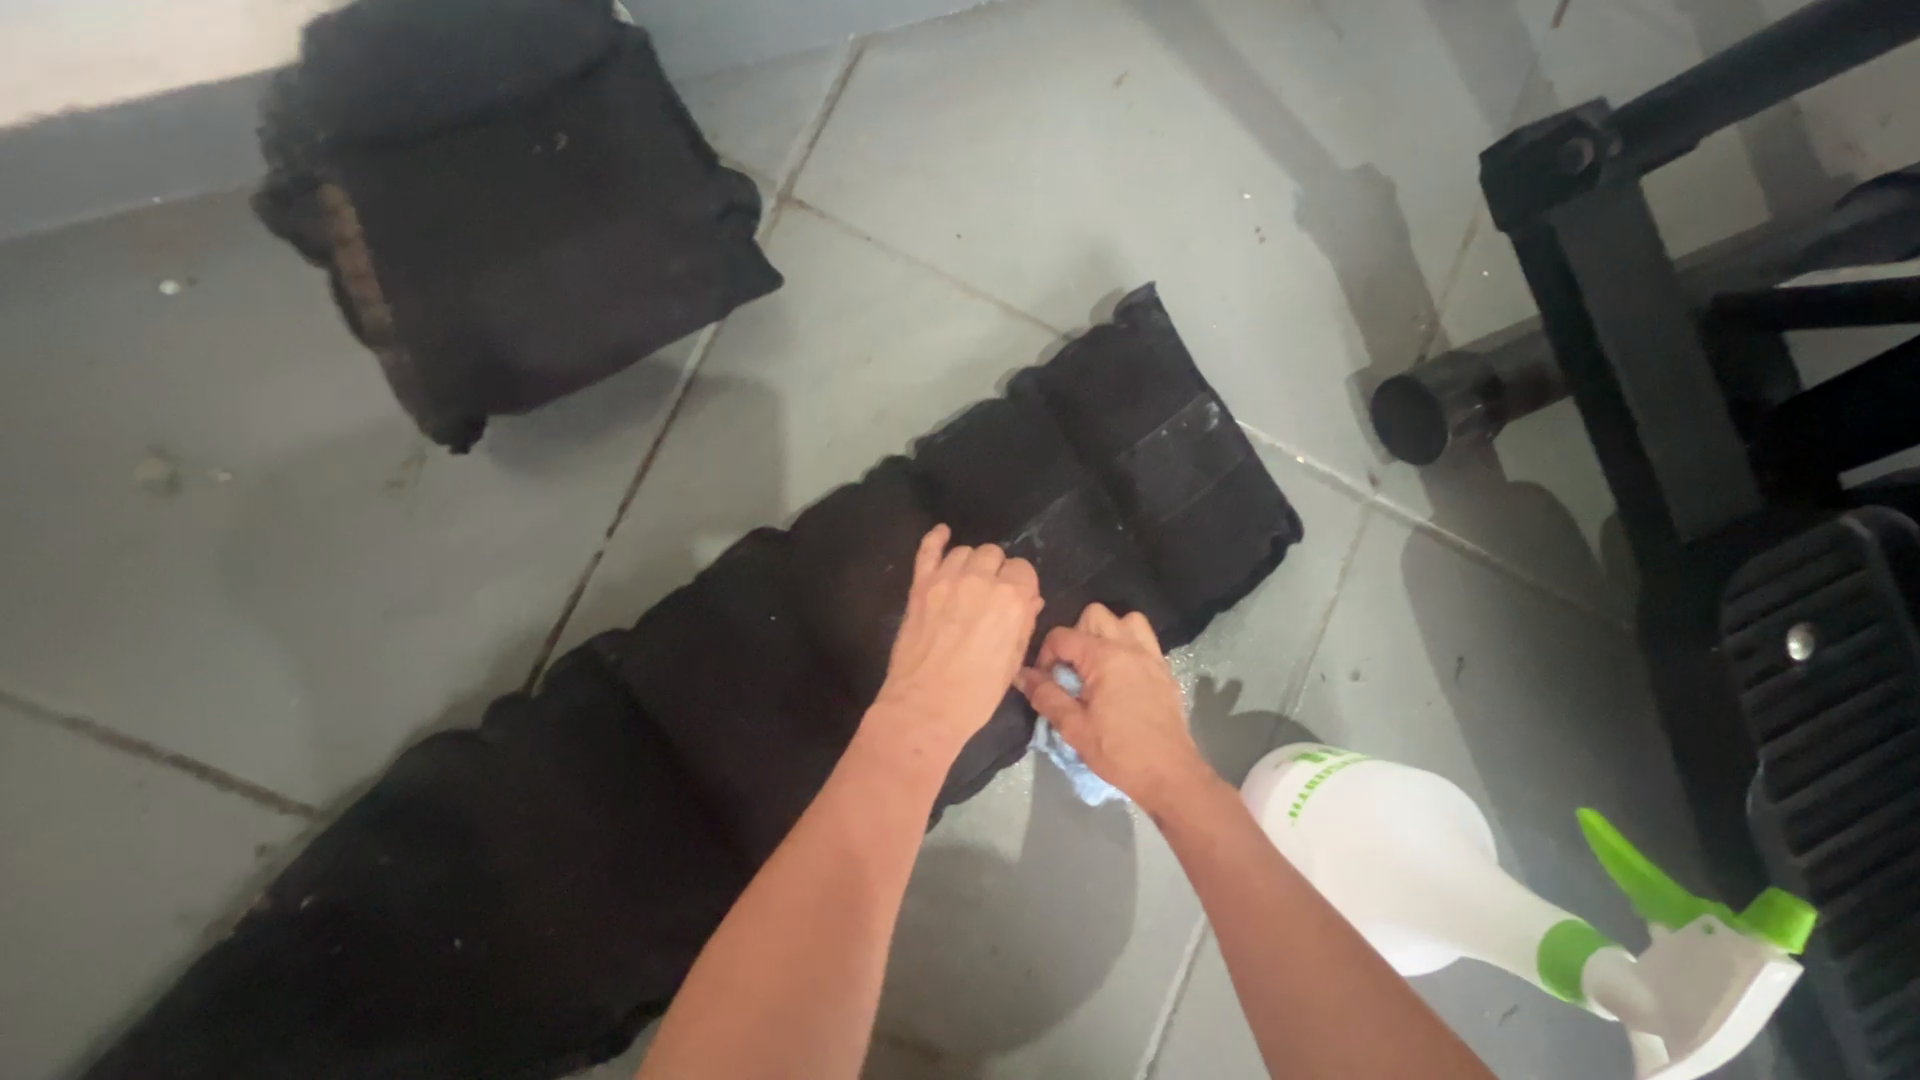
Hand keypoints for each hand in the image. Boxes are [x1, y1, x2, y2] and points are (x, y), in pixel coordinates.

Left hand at [868, 525, 1043, 762]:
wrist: (926, 706)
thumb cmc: (977, 693)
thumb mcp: (1012, 661)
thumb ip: (1024, 623)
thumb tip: (1030, 600)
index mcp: (1013, 599)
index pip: (1023, 570)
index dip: (1020, 584)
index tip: (1014, 600)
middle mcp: (982, 581)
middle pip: (994, 555)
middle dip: (996, 572)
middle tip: (989, 597)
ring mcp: (947, 579)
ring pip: (965, 552)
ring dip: (970, 564)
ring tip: (967, 584)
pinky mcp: (920, 586)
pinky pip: (929, 550)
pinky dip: (936, 539)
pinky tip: (942, 534)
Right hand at [1016, 603, 1215, 813]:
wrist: (1169, 774)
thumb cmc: (1118, 752)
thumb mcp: (1073, 727)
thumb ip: (1046, 695)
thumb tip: (1023, 675)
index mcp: (1104, 657)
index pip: (1062, 636)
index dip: (1045, 655)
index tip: (1045, 681)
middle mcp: (1129, 646)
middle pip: (1094, 615)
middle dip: (1075, 636)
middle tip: (1071, 669)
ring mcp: (1151, 656)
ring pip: (1125, 620)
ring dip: (1106, 633)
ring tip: (1097, 664)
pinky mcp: (1164, 669)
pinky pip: (1145, 640)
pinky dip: (1128, 645)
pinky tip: (1120, 675)